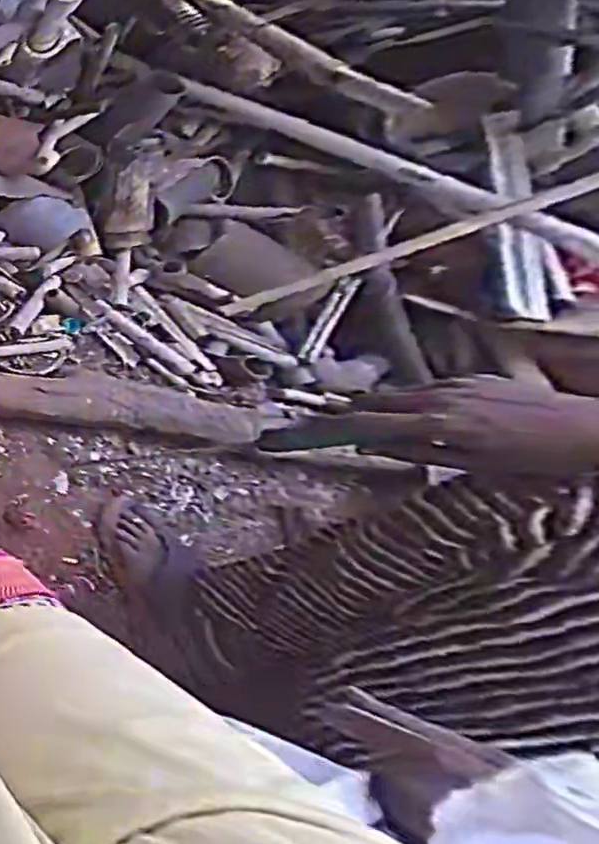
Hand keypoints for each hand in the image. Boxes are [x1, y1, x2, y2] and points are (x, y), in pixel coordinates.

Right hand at [290, 376, 598, 475]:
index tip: (301, 429)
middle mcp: (437, 399)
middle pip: (373, 402)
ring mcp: (454, 385)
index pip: (364, 423)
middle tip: (329, 421)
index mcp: (437, 424)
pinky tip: (427, 412)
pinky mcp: (471, 378)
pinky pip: (427, 388)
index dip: (328, 426)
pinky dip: (415, 400)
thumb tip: (370, 446)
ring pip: (397, 393)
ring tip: (373, 418)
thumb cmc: (542, 457)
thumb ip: (418, 453)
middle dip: (348, 411)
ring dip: (380, 405)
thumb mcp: (478, 465)